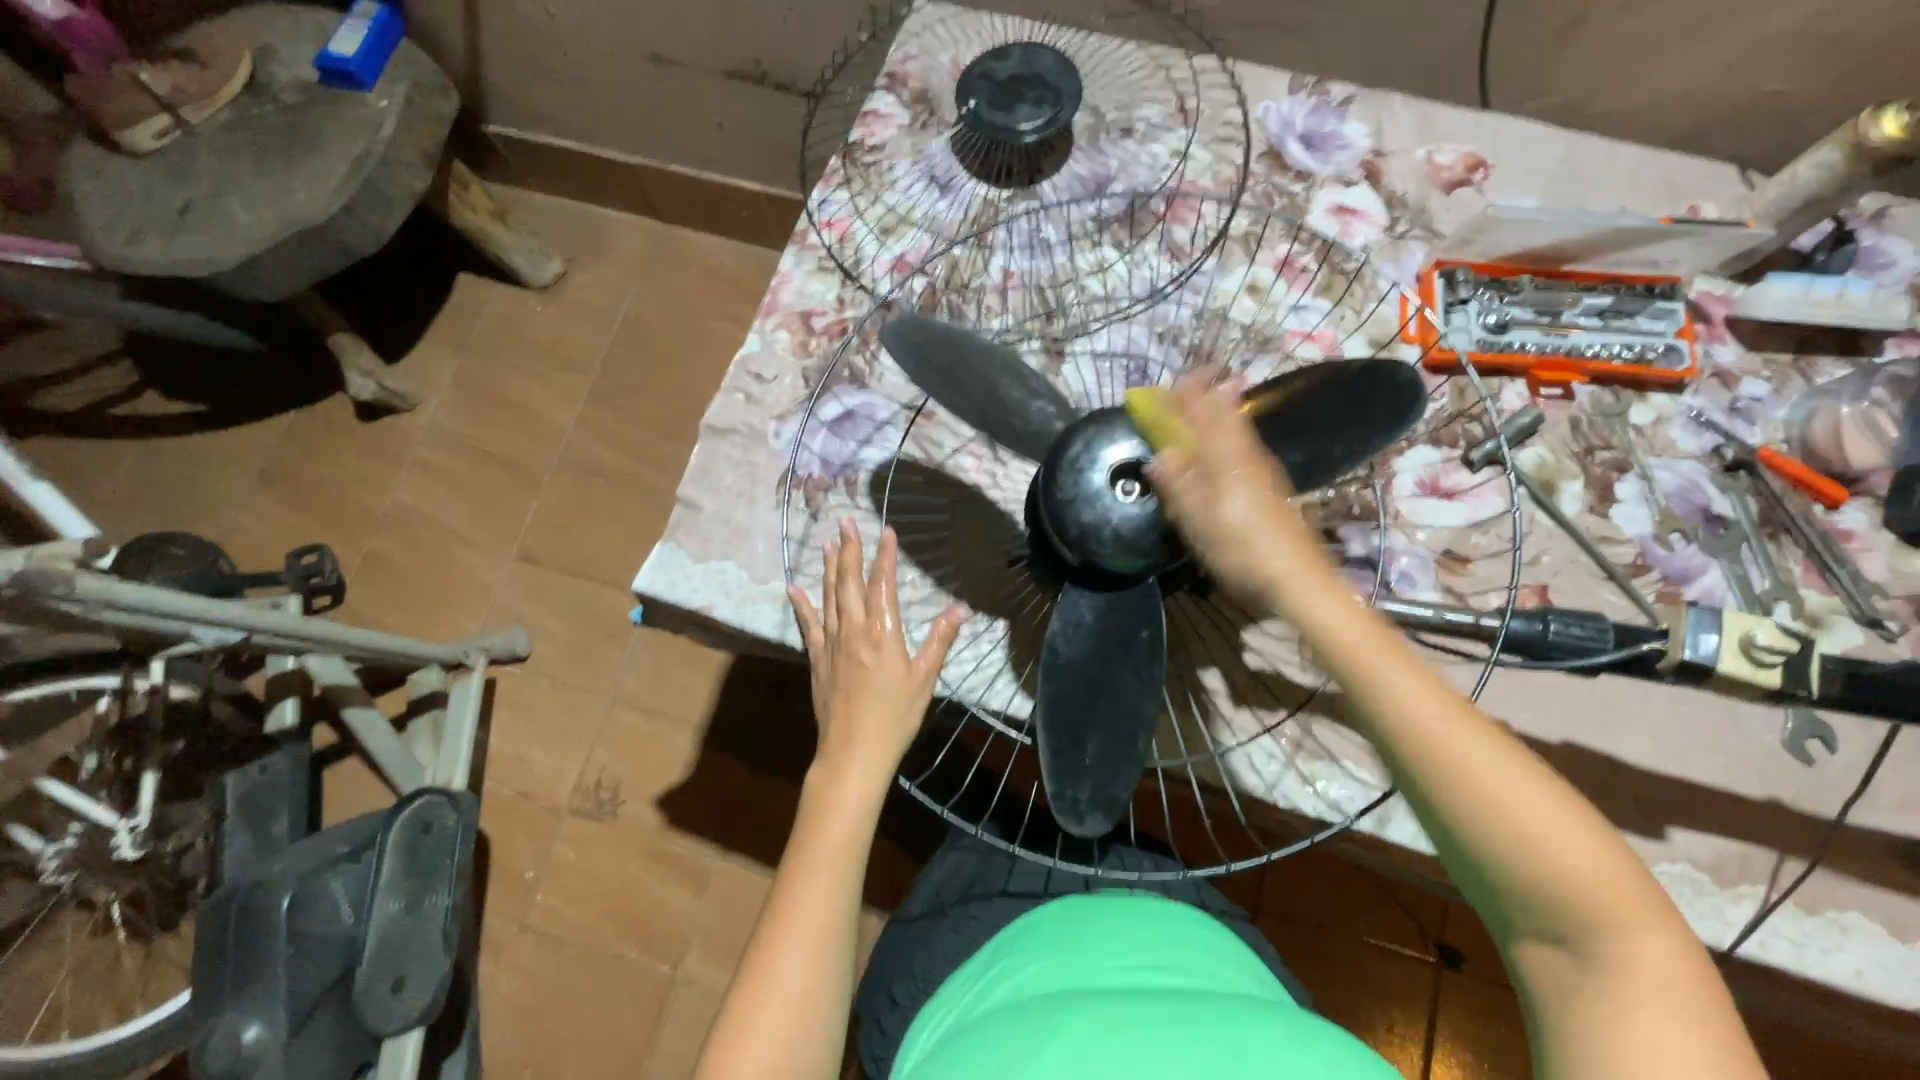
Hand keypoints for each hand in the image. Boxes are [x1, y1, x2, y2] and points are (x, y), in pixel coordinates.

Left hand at [788, 519, 968, 785]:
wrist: (854, 752)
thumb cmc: (896, 717)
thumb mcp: (925, 679)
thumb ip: (940, 639)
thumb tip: (961, 608)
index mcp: (883, 633)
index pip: (882, 583)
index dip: (884, 555)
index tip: (886, 531)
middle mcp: (853, 631)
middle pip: (849, 582)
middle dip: (848, 550)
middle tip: (845, 523)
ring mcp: (831, 644)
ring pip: (828, 597)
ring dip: (827, 568)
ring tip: (827, 543)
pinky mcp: (817, 660)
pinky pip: (809, 625)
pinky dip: (802, 605)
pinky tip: (794, 589)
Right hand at [1146, 370, 1326, 604]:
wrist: (1297, 579)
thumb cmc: (1242, 549)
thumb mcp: (1199, 521)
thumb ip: (1179, 485)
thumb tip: (1159, 454)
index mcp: (1225, 460)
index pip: (1205, 414)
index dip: (1190, 395)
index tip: (1175, 379)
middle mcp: (1247, 458)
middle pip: (1227, 417)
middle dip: (1210, 396)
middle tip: (1196, 381)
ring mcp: (1264, 474)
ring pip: (1239, 432)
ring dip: (1223, 414)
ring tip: (1213, 400)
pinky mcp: (1271, 491)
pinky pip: (1245, 449)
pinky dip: (1233, 437)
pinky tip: (1230, 447)